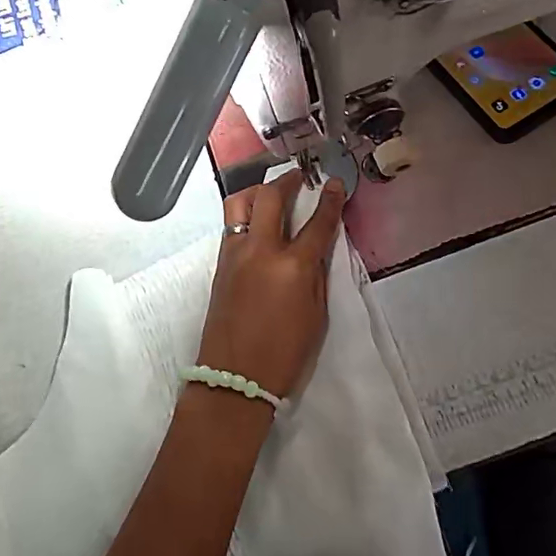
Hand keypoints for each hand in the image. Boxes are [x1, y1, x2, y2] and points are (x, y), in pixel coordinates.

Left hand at [194, 170, 346, 401]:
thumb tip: (316, 249)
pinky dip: (247, 215)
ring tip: (272, 195)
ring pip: (240, 203)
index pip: (317, 222)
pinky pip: (232, 225)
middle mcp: (260, 250)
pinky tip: (259, 224)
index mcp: (292, 267)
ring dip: (259, 191)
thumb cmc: (285, 353)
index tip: (335, 183)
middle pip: (270, 197)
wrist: (234, 377)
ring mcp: (234, 254)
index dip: (330, 200)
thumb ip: (316, 275)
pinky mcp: (220, 264)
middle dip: (288, 181)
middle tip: (300, 178)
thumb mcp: (316, 315)